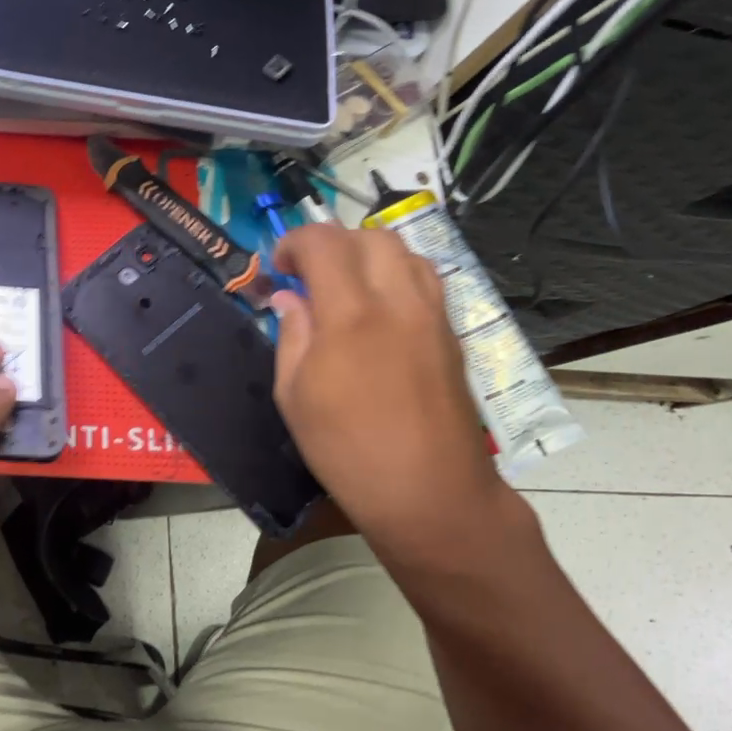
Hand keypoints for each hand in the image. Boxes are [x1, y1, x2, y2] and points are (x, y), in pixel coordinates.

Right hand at [269, 226, 512, 558]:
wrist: (430, 493)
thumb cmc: (346, 450)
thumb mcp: (293, 395)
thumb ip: (291, 335)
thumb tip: (289, 299)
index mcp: (350, 315)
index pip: (324, 242)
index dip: (294, 242)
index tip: (279, 268)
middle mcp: (398, 302)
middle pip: (370, 236)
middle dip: (332, 243)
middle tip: (310, 274)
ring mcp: (432, 317)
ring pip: (406, 252)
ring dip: (369, 255)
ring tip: (347, 287)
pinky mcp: (452, 336)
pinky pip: (426, 282)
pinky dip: (397, 277)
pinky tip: (379, 311)